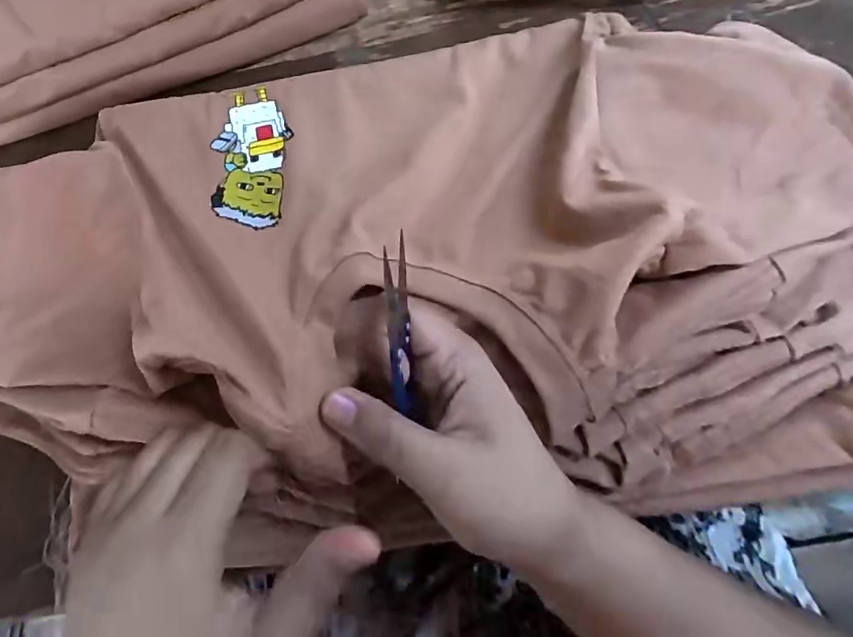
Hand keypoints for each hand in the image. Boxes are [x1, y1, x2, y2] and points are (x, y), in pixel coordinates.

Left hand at [65, 424, 380, 636]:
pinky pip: (121, 471)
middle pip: (193, 440)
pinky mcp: (83, 537)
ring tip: (219, 483)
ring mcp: (103, 525)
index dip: (259, 453)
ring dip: (193, 451)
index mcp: (184, 540)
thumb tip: (368, 537)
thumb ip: (313, 584)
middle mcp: (138, 517)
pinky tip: (173, 493)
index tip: (277, 477)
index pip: (227, 451)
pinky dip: (153, 465)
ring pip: (156, 447)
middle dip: (230, 448)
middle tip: (256, 481)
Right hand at [320, 304, 582, 572]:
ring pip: (386, 368)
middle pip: (387, 338)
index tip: (318, 346)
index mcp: (455, 356)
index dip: (360, 322)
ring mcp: (439, 386)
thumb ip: (383, 432)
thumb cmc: (502, 496)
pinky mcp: (433, 413)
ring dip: (355, 381)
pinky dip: (368, 405)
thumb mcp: (438, 469)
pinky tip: (337, 420)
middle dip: (351, 354)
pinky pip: (392, 396)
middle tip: (306, 379)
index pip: (399, 314)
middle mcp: (445, 360)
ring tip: (310, 395)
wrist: (546, 539)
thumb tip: (327, 398)